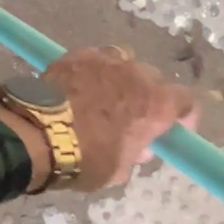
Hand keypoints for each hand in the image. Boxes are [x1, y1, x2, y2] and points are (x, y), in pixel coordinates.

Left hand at [44, 46, 196, 191]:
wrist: (37, 133)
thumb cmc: (85, 158)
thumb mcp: (119, 169)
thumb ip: (134, 153)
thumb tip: (138, 148)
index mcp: (156, 104)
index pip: (185, 101)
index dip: (182, 115)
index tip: (172, 127)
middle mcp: (136, 75)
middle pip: (153, 79)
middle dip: (148, 95)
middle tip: (133, 114)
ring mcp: (105, 60)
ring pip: (124, 61)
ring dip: (121, 77)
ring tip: (106, 93)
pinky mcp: (76, 54)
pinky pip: (94, 57)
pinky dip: (93, 69)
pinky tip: (81, 83)